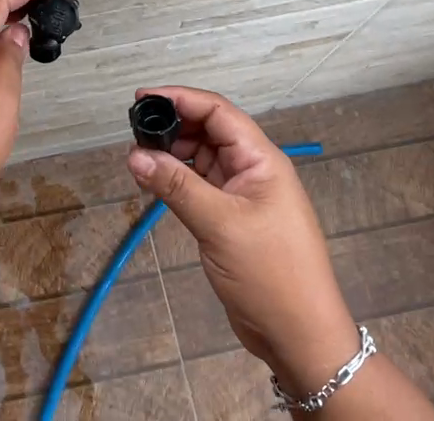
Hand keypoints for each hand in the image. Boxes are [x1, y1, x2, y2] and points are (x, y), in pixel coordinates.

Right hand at [126, 86, 361, 399]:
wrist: (300, 336)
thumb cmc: (271, 273)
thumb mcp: (220, 225)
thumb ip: (176, 186)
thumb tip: (134, 155)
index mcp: (261, 159)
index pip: (218, 112)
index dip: (181, 98)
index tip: (143, 97)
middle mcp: (251, 170)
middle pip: (208, 131)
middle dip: (172, 127)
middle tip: (135, 134)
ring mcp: (241, 195)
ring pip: (200, 158)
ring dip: (171, 155)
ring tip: (138, 162)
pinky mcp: (230, 218)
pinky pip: (198, 185)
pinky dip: (175, 180)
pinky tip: (152, 183)